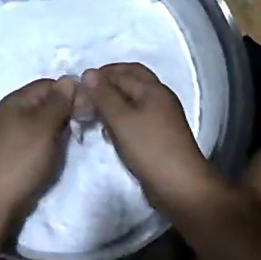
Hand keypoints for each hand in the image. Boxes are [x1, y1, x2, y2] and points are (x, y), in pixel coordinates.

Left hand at [0, 78, 74, 223]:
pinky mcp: (13, 153)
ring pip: (42, 122)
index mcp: (16, 100)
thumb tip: (68, 79)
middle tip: (87, 124)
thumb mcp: (44, 125)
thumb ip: (58, 102)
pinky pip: (37, 139)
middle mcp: (11, 112)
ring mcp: (10, 134)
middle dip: (66, 110)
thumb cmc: (22, 158)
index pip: (48, 85)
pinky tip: (59, 152)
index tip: (92, 106)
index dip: (70, 91)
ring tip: (77, 139)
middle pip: (45, 102)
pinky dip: (50, 142)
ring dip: (60, 128)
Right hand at [80, 63, 226, 212]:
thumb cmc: (149, 148)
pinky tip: (109, 132)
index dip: (98, 76)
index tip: (79, 89)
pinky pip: (135, 116)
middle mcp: (159, 97)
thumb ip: (103, 94)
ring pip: (132, 99)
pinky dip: (120, 118)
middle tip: (87, 96)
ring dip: (112, 102)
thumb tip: (88, 72)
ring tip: (94, 114)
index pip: (121, 71)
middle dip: (107, 85)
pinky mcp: (159, 134)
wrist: (181, 188)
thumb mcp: (120, 119)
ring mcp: (161, 117)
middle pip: (130, 80)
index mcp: (152, 89)